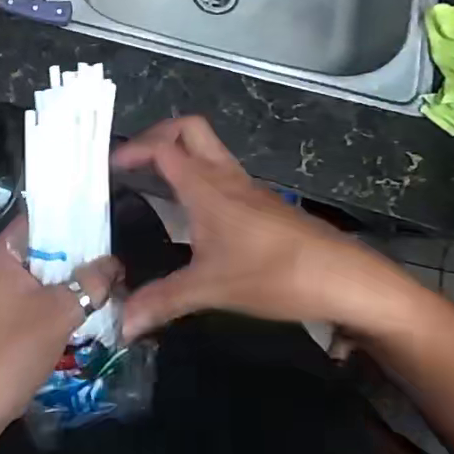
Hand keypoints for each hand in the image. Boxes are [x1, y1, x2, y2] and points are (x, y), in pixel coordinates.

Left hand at [0, 216, 120, 445]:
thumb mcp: (61, 311)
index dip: (71, 217)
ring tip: (110, 282)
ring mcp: (1, 297)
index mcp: (4, 254)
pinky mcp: (7, 322)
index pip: (39, 218)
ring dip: (74, 282)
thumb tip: (114, 264)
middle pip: (45, 249)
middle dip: (79, 253)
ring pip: (46, 278)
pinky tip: (89, 312)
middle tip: (115, 256)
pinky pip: (40, 301)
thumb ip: (92, 282)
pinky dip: (62, 303)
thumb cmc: (14, 349)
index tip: (104, 220)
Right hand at [111, 116, 399, 340]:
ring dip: (181, 154)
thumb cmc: (274, 274)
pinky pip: (222, 174)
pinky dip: (199, 177)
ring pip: (209, 150)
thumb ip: (163, 302)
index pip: (162, 149)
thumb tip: (121, 324)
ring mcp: (248, 188)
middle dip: (158, 135)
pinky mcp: (262, 204)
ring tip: (155, 184)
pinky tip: (193, 214)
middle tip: (135, 161)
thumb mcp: (211, 289)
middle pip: (189, 129)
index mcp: (207, 186)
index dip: (132, 149)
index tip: (110, 166)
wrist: (344, 278)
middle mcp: (226, 177)